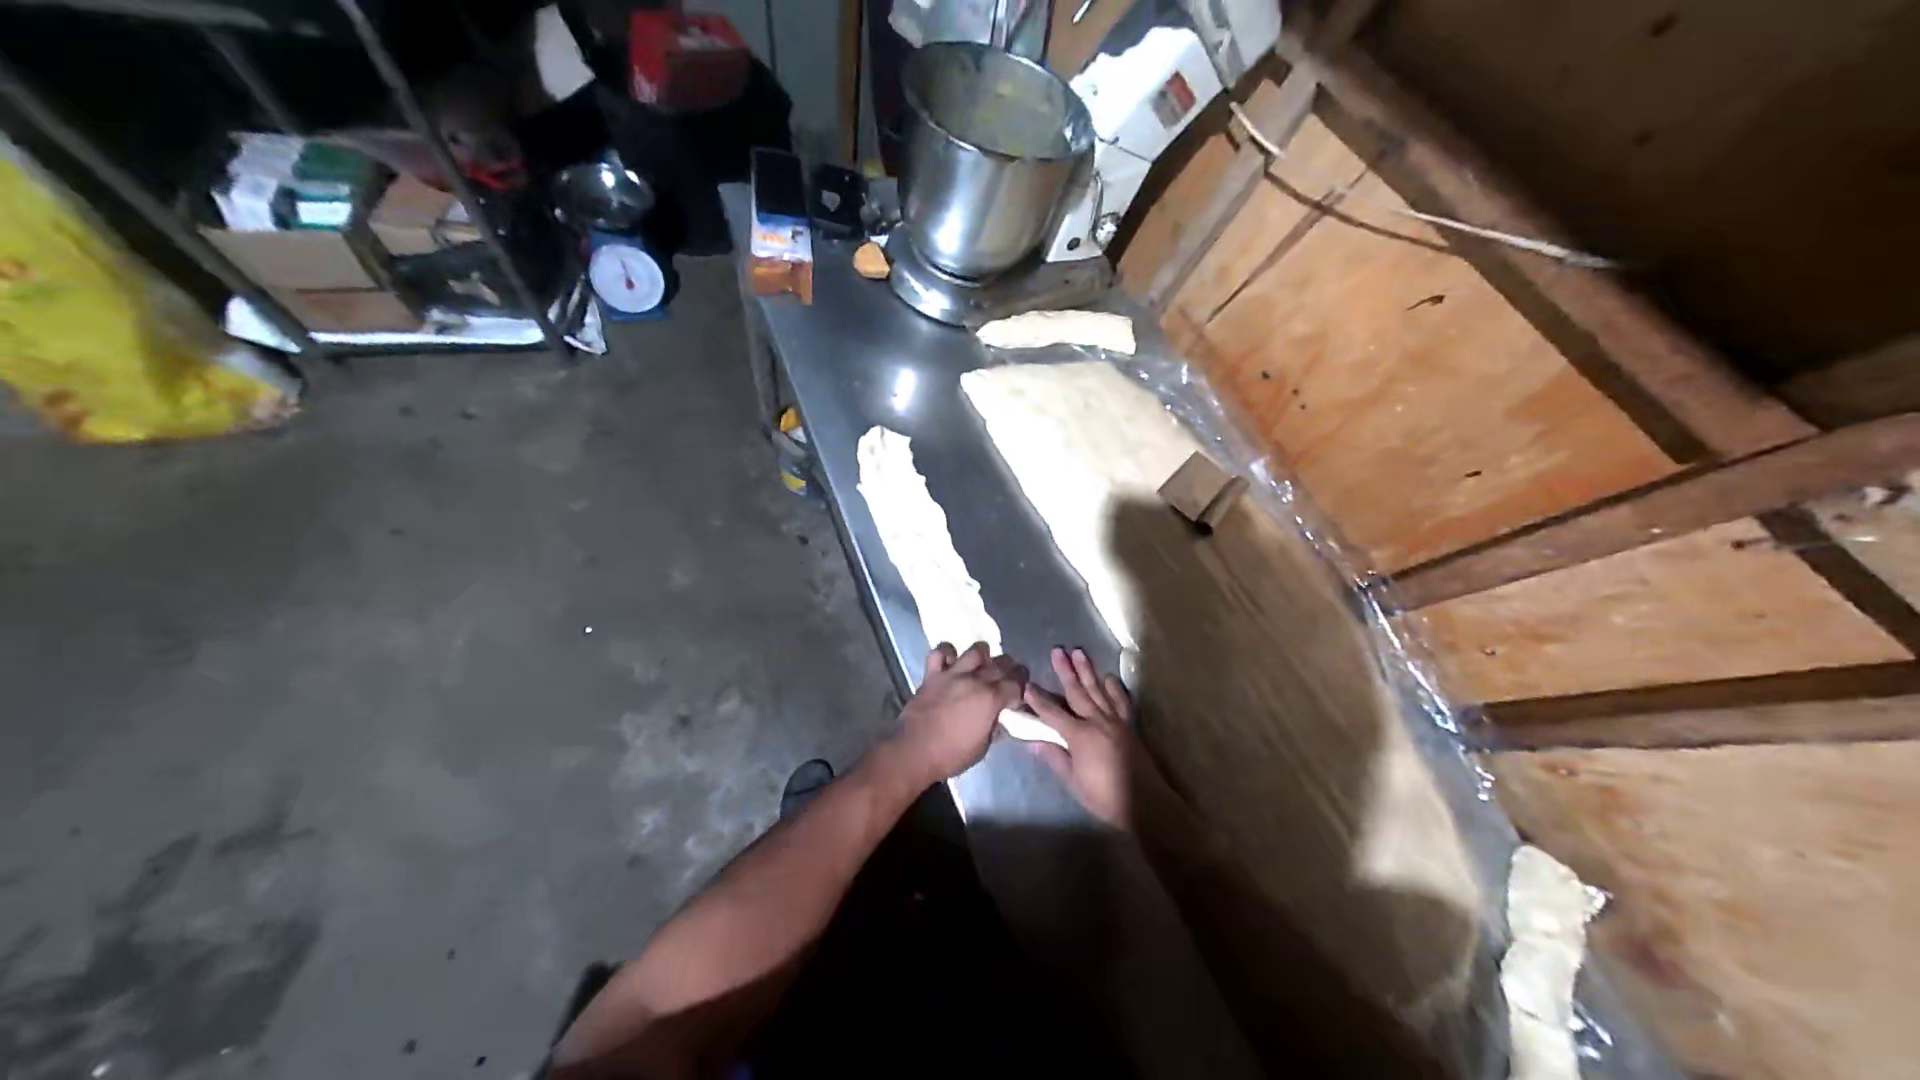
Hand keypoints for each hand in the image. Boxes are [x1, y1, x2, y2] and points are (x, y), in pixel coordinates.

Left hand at [884, 642, 1026, 787]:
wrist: (913, 751)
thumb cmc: (951, 754)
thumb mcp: (982, 747)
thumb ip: (994, 727)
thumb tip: (1000, 718)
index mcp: (991, 698)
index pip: (1016, 682)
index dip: (1022, 685)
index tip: (1020, 691)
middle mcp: (975, 680)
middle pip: (1001, 663)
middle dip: (1010, 668)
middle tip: (1009, 677)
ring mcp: (952, 674)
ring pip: (975, 651)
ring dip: (983, 656)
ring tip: (982, 665)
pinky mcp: (932, 674)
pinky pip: (940, 652)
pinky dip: (947, 653)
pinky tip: (951, 662)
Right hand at [1023, 647, 1173, 830]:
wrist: (1146, 803)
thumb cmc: (1105, 797)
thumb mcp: (1073, 782)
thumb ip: (1055, 758)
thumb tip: (1034, 742)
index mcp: (1079, 736)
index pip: (1052, 713)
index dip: (1038, 700)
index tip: (1027, 685)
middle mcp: (1097, 722)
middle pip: (1077, 692)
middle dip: (1065, 671)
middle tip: (1057, 650)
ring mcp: (1115, 721)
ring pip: (1098, 690)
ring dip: (1088, 671)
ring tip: (1079, 652)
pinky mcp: (1129, 726)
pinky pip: (1121, 702)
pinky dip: (1115, 688)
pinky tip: (1109, 678)